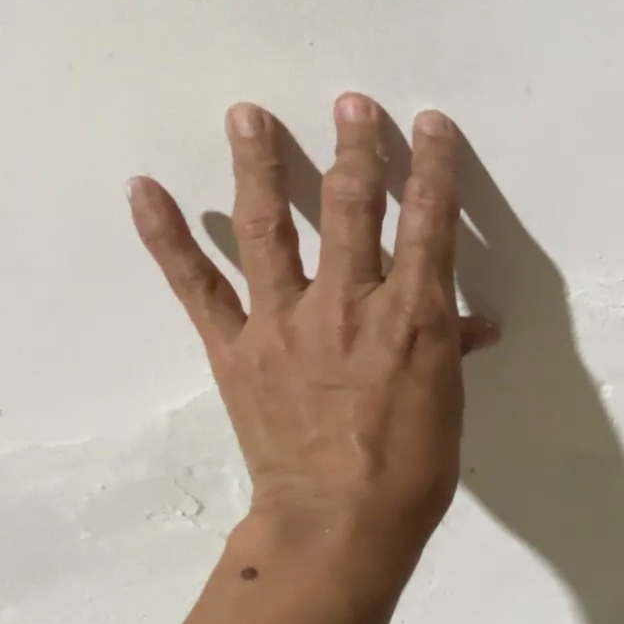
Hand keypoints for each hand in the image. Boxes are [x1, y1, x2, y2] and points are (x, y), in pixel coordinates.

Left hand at [126, 93, 496, 552]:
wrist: (342, 519)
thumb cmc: (416, 465)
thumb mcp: (449, 402)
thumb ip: (452, 350)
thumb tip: (476, 324)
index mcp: (414, 319)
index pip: (428, 227)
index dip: (431, 170)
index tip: (428, 126)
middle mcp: (351, 304)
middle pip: (352, 210)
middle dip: (355, 150)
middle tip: (351, 104)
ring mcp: (285, 321)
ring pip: (269, 229)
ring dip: (260, 166)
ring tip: (249, 115)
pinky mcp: (235, 347)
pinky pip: (197, 285)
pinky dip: (168, 237)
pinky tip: (147, 190)